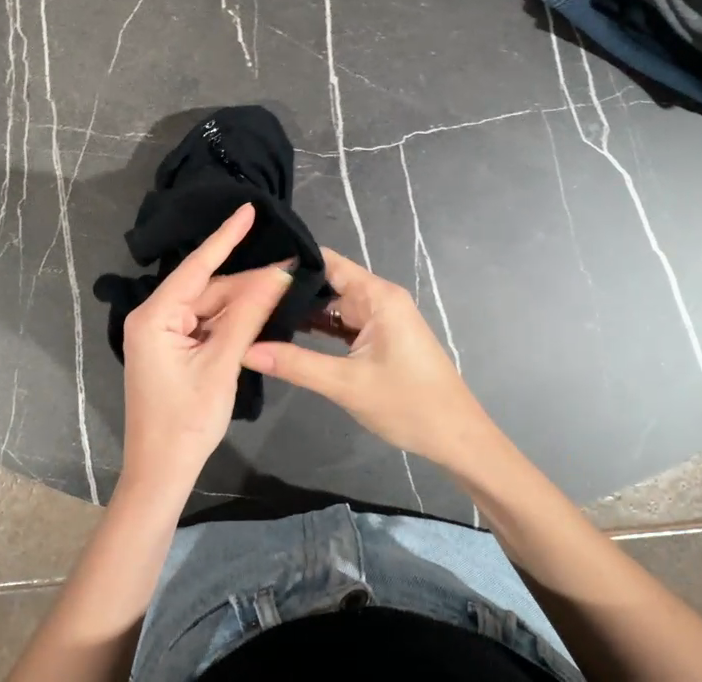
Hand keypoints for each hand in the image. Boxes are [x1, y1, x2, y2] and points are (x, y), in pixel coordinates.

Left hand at [119, 204, 290, 499]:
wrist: (161, 472)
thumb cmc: (187, 421)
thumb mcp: (221, 365)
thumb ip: (247, 316)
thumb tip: (276, 276)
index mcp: (154, 316)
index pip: (196, 267)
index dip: (225, 238)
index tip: (248, 210)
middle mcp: (153, 317)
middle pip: (206, 289)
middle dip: (247, 282)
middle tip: (290, 269)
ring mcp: (161, 335)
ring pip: (209, 307)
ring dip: (242, 303)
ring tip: (284, 287)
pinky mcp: (172, 350)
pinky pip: (205, 325)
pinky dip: (231, 322)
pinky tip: (260, 313)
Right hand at [241, 247, 489, 466]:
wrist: (459, 440)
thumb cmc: (409, 405)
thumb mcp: (346, 385)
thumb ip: (294, 364)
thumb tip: (244, 350)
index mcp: (377, 296)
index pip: (326, 261)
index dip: (290, 263)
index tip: (250, 271)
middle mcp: (378, 299)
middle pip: (325, 281)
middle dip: (288, 289)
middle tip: (243, 297)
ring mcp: (380, 319)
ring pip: (331, 305)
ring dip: (300, 312)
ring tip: (255, 314)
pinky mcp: (379, 339)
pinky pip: (341, 324)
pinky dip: (317, 329)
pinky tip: (285, 335)